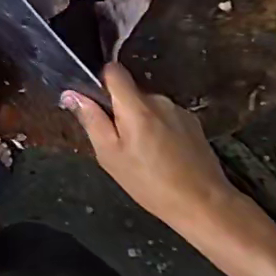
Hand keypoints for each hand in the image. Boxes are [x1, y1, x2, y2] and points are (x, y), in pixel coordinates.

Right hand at [62, 63, 242, 234]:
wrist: (204, 204)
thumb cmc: (149, 182)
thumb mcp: (110, 155)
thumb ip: (91, 120)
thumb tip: (71, 94)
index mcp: (136, 106)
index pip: (114, 71)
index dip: (101, 82)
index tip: (98, 105)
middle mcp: (159, 100)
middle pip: (130, 92)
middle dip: (120, 111)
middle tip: (118, 143)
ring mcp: (179, 111)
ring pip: (148, 107)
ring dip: (140, 122)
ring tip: (143, 154)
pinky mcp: (193, 124)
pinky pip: (165, 117)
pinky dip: (158, 130)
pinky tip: (163, 157)